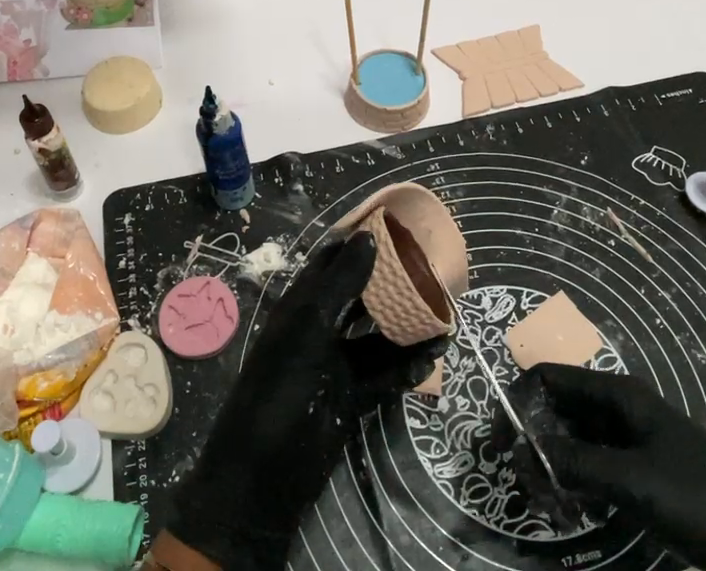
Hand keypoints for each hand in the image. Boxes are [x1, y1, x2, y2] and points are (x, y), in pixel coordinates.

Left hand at [167, 234, 445, 569]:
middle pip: (359, 297)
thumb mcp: (305, 335)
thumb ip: (337, 287)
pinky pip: (383, 375)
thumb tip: (368, 238)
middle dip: (392, 284)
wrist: (260, 482)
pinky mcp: (350, 399)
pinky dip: (407, 366)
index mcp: (298, 309)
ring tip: (446, 316)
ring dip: (408, 328)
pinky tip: (434, 356)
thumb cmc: (276, 396)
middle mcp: (317, 331)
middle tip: (433, 270)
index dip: (358, 242)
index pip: (330, 262)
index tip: (396, 223)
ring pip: (377, 338)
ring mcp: (335, 366)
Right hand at [524, 364, 705, 570]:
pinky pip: (588, 474)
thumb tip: (518, 447)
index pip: (547, 378)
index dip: (515, 402)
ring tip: (552, 511)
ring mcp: (629, 446)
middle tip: (528, 490)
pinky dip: (573, 491)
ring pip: (568, 447)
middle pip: (553, 413)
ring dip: (550, 474)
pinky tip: (573, 516)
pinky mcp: (638, 479)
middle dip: (531, 446)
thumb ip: (573, 462)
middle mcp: (618, 412)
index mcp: (619, 395)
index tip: (498, 445)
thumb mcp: (635, 481)